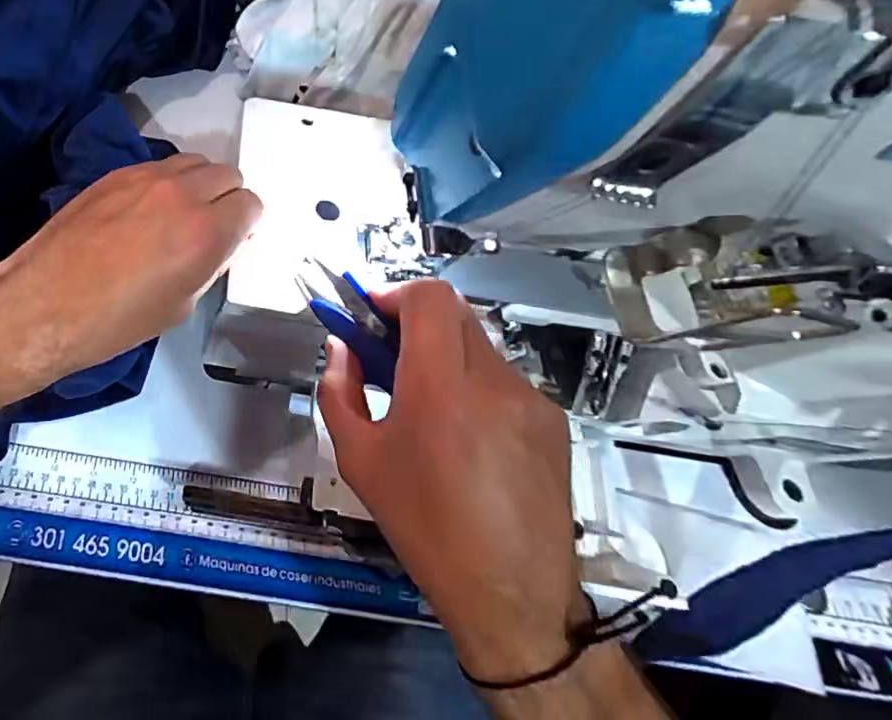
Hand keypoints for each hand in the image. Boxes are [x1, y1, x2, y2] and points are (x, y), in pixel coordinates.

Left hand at [0, 154, 261, 390]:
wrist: (42, 305)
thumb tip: (218, 245)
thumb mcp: (180, 305)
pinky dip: (166, 181)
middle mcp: (181, 194)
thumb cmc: (114, 322)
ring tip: (179, 212)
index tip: (234, 237)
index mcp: (205, 233)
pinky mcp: (115, 174)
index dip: (246, 223)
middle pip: (227, 174)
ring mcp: (145, 178)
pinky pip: (158, 165)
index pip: (250, 204)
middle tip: (211, 225)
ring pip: (193, 162)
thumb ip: (208, 265)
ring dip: (198, 183)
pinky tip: (146, 209)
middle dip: (227, 198)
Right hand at [318, 280, 583, 678]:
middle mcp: (493, 380)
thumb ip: (339, 391)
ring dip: (444, 353)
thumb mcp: (359, 459)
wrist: (512, 596)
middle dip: (414, 319)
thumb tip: (341, 350)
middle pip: (453, 311)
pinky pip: (502, 378)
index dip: (396, 293)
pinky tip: (465, 434)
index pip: (429, 297)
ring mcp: (530, 398)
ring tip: (426, 404)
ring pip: (477, 344)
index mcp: (441, 386)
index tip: (372, 315)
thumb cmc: (424, 525)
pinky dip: (474, 384)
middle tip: (388, 353)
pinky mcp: (552, 420)